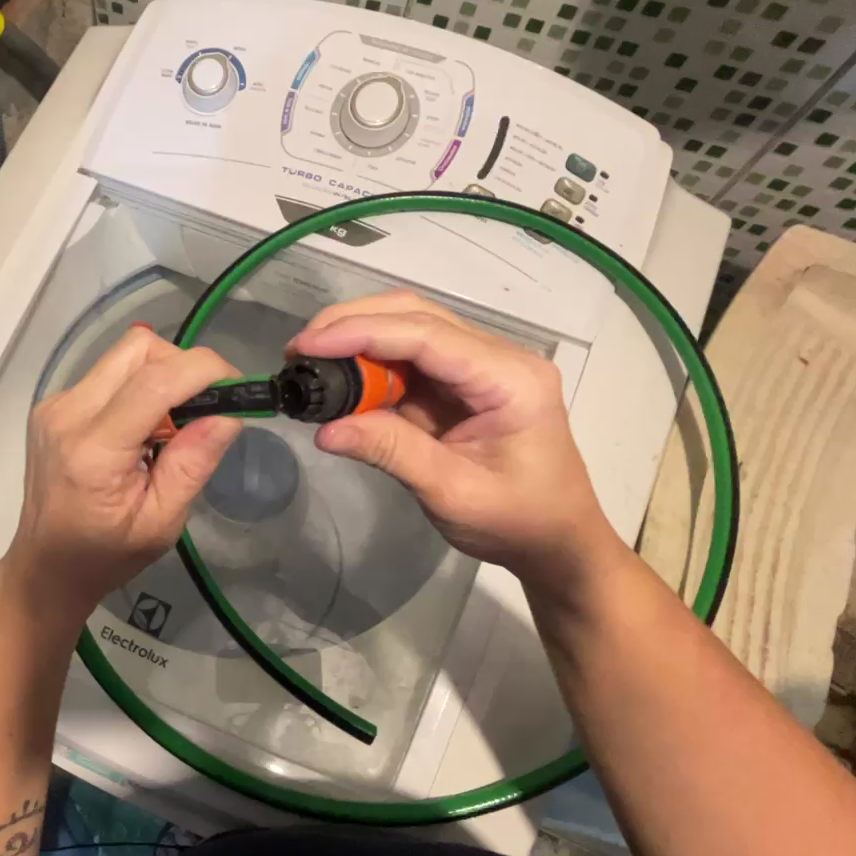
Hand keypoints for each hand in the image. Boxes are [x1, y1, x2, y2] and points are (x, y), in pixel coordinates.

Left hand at [0, 326, 242, 621]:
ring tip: (172, 426)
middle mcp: (68, 414)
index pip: (156, 381)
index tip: (238, 389)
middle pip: (139, 349)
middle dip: (184, 367)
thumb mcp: (160, 523)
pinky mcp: (54, 405)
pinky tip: (142, 431)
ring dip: (162, 376)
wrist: (45, 565)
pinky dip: (138, 388)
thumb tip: (230, 413)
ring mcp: (56, 405)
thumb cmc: (105, 555)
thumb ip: (192, 464)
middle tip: (205, 408)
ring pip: (124, 355)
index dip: (205, 371)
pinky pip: (108, 374)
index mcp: (94, 451)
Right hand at [287, 290, 617, 584]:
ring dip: (356, 338)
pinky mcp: (460, 382)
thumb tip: (324, 430)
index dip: (361, 332)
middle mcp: (497, 357)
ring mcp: (479, 366)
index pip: (426, 335)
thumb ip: (391, 452)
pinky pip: (408, 358)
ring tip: (310, 362)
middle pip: (416, 315)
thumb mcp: (452, 492)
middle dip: (352, 324)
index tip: (307, 346)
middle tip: (298, 351)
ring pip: (409, 328)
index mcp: (508, 378)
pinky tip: (338, 378)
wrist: (556, 540)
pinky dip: (369, 363)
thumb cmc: (516, 520)